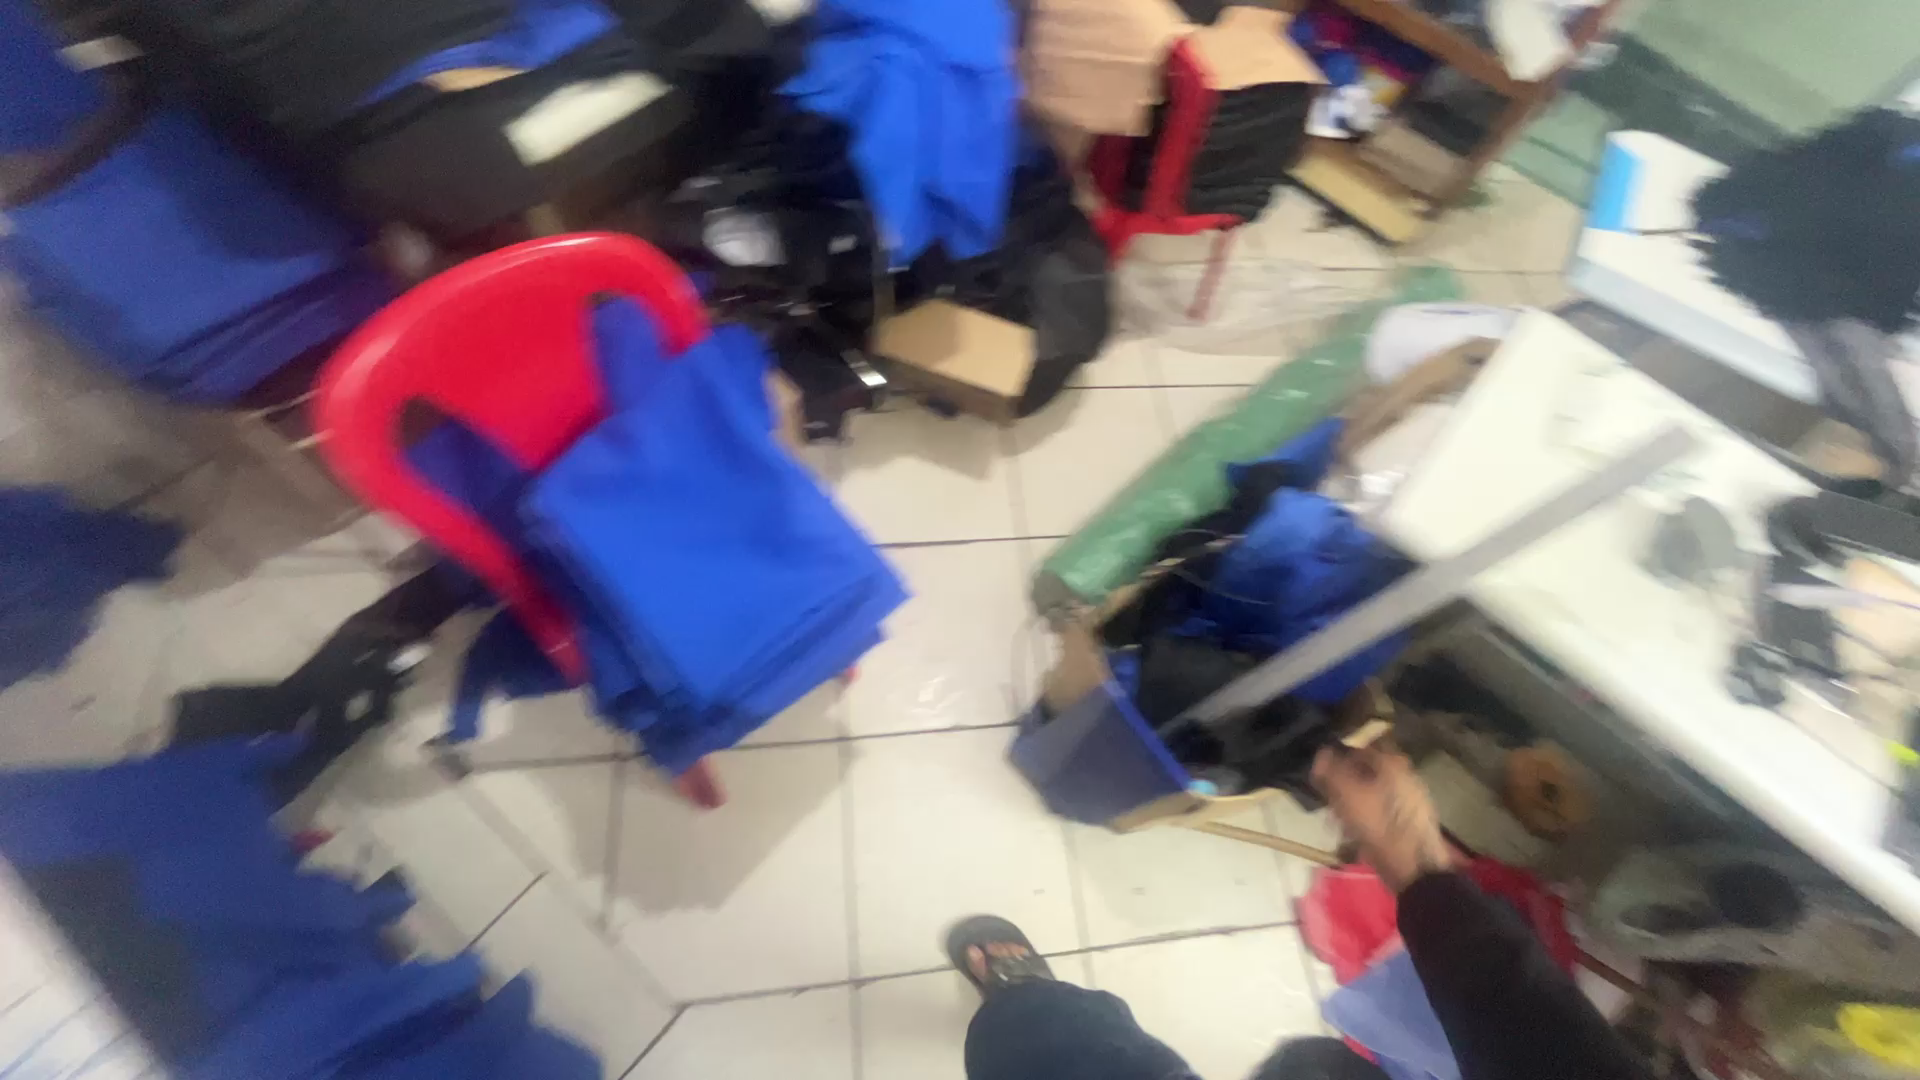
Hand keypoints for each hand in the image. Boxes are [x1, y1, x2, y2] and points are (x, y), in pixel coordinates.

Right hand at [1312, 744, 1454, 892]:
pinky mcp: (1411, 822)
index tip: (1321, 769)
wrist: (1416, 872)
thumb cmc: (1380, 827)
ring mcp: (1411, 800)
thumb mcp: (1347, 796)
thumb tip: (1321, 754)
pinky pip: (1381, 809)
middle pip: (1365, 770)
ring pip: (1371, 791)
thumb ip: (1330, 771)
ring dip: (1351, 800)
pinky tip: (1354, 831)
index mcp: (1392, 764)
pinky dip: (1365, 815)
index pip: (1358, 747)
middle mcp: (1405, 776)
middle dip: (1343, 781)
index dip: (1337, 755)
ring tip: (1337, 819)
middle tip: (1328, 796)